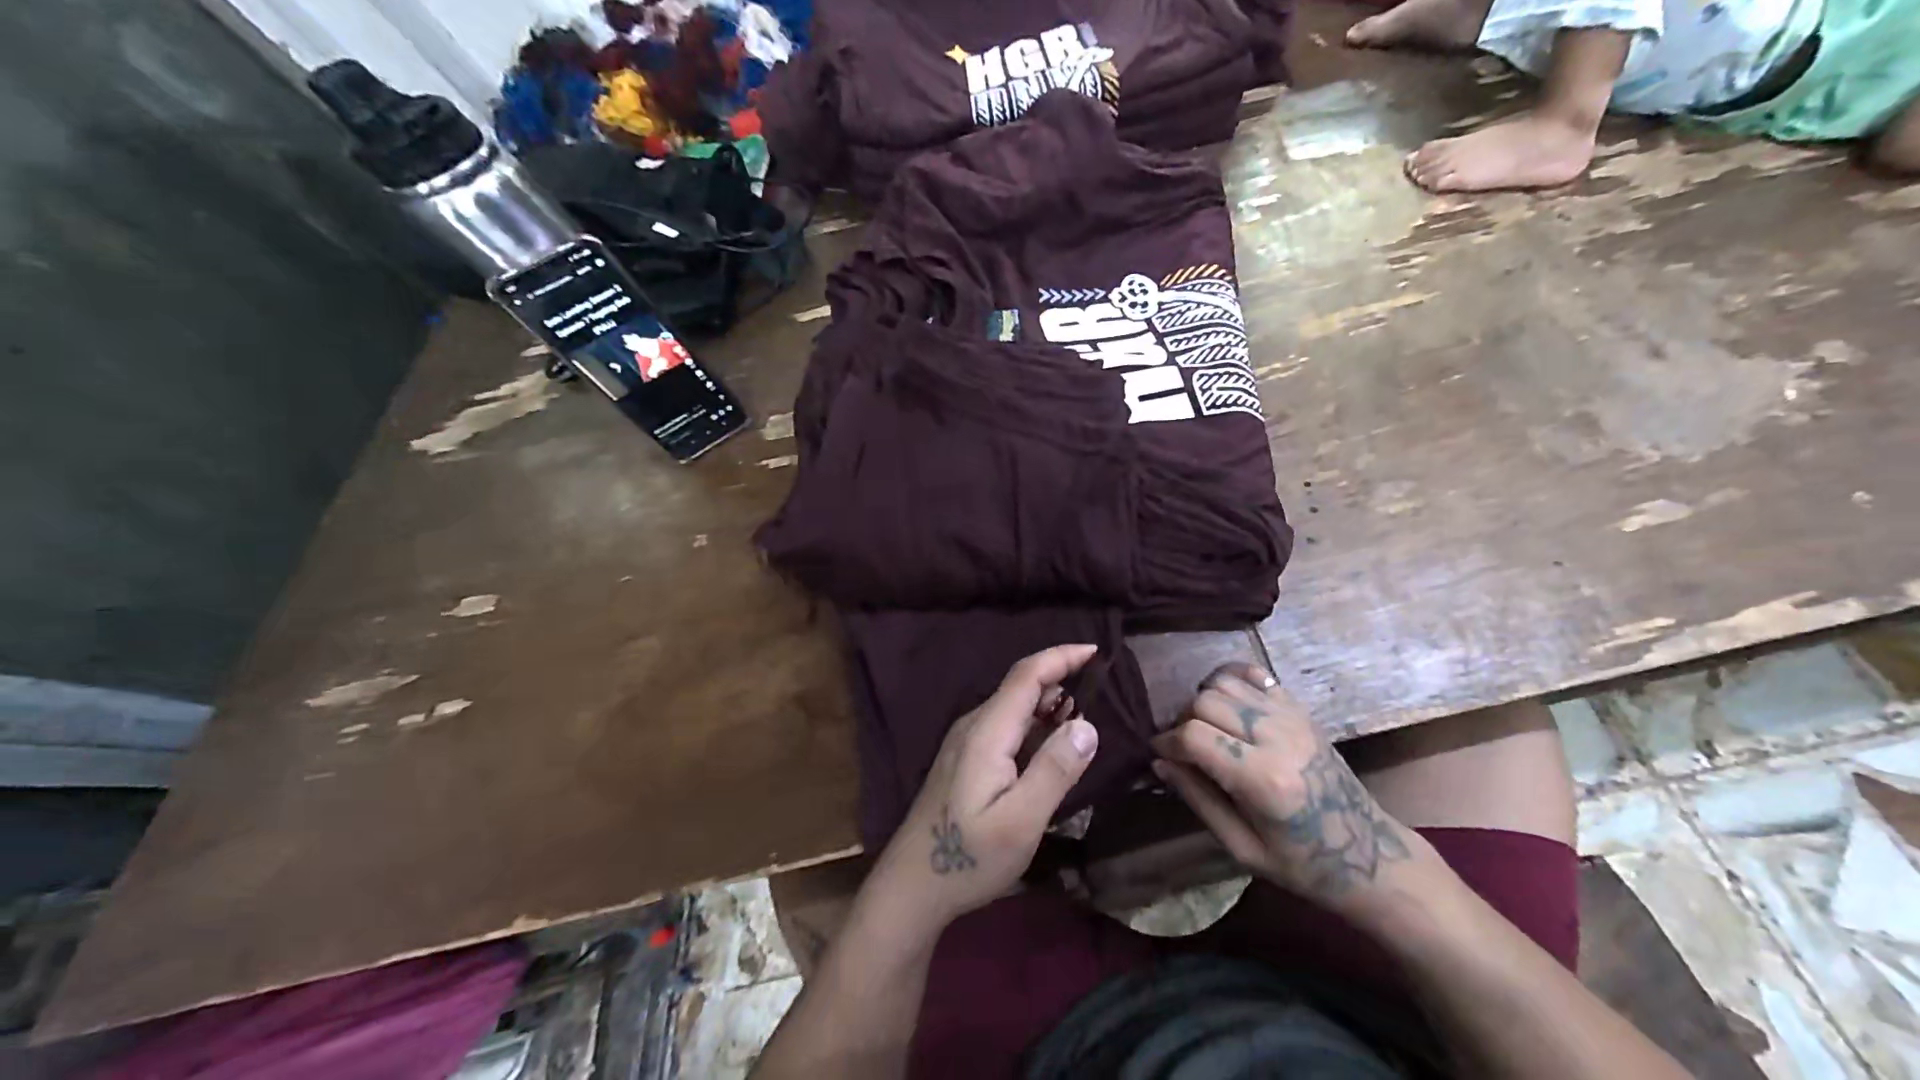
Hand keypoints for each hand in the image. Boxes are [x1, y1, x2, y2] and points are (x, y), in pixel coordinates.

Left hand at [863, 644, 1101, 938]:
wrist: (913, 886)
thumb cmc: (969, 858)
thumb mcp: (1021, 821)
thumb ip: (1054, 770)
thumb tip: (1087, 724)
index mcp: (987, 732)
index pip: (1027, 675)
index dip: (1062, 657)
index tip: (1098, 652)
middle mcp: (974, 726)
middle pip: (1020, 686)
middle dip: (1062, 679)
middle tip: (1104, 693)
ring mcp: (966, 742)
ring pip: (1013, 707)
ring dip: (1050, 706)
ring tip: (1087, 721)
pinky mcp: (965, 760)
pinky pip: (1006, 727)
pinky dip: (1036, 726)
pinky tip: (1053, 749)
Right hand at [1151, 663, 1421, 917]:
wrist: (1371, 855)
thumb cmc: (1303, 864)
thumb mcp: (1242, 847)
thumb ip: (1198, 798)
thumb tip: (1159, 762)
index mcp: (1264, 780)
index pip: (1194, 737)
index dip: (1167, 742)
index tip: (1160, 755)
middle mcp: (1278, 738)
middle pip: (1204, 702)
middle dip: (1183, 722)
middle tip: (1185, 748)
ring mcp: (1293, 718)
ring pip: (1224, 684)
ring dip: (1204, 702)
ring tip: (1207, 729)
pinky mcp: (1301, 710)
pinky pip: (1253, 675)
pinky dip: (1230, 682)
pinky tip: (1227, 706)